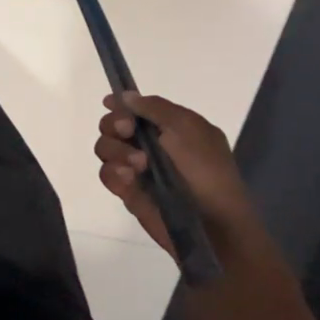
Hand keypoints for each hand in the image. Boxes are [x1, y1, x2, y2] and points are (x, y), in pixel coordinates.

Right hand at [95, 92, 258, 257]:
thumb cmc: (207, 171)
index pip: (134, 108)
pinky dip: (115, 173)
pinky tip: (130, 179)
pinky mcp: (128, 192)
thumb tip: (124, 95)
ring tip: (138, 165)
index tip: (114, 106)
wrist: (214, 224)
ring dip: (116, 151)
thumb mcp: (189, 129)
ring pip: (105, 148)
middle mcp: (150, 145)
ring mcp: (137, 169)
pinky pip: (107, 175)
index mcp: (169, 127)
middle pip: (112, 125)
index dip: (120, 106)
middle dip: (114, 125)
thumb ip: (155, 108)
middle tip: (128, 132)